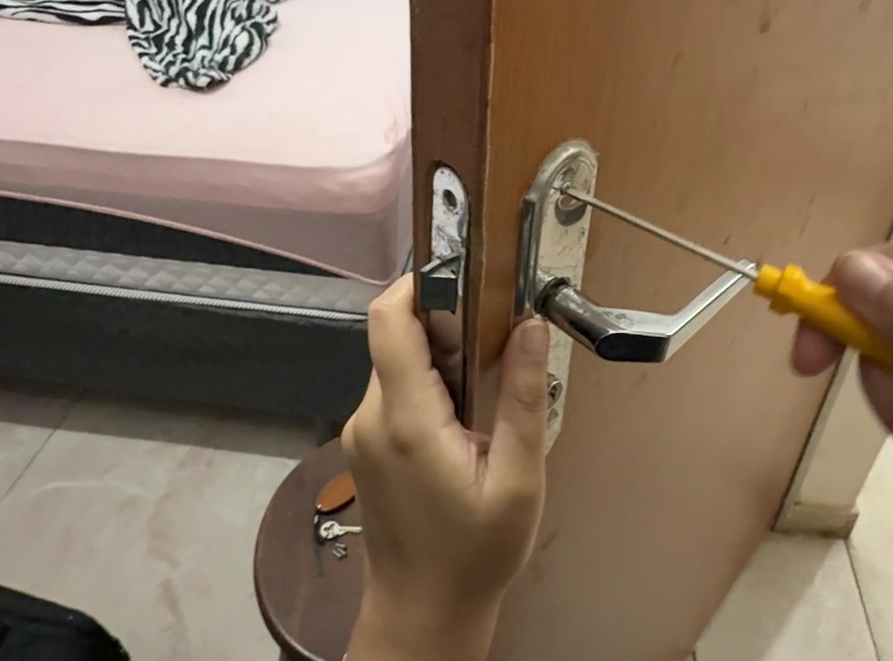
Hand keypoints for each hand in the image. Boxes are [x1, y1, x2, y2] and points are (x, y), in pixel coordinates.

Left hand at [344, 278, 550, 660]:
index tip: (462, 277)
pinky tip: (463, 412)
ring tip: (486, 380)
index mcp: (406, 419)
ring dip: (437, 353)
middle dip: (442, 321)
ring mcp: (362, 430)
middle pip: (395, 335)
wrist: (423, 614)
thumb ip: (524, 396)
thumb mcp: (519, 478)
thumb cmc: (475, 554)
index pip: (388, 320)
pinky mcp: (366, 443)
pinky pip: (392, 388)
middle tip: (494, 336)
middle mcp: (371, 416)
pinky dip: (425, 380)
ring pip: (395, 361)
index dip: (418, 283)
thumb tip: (530, 325)